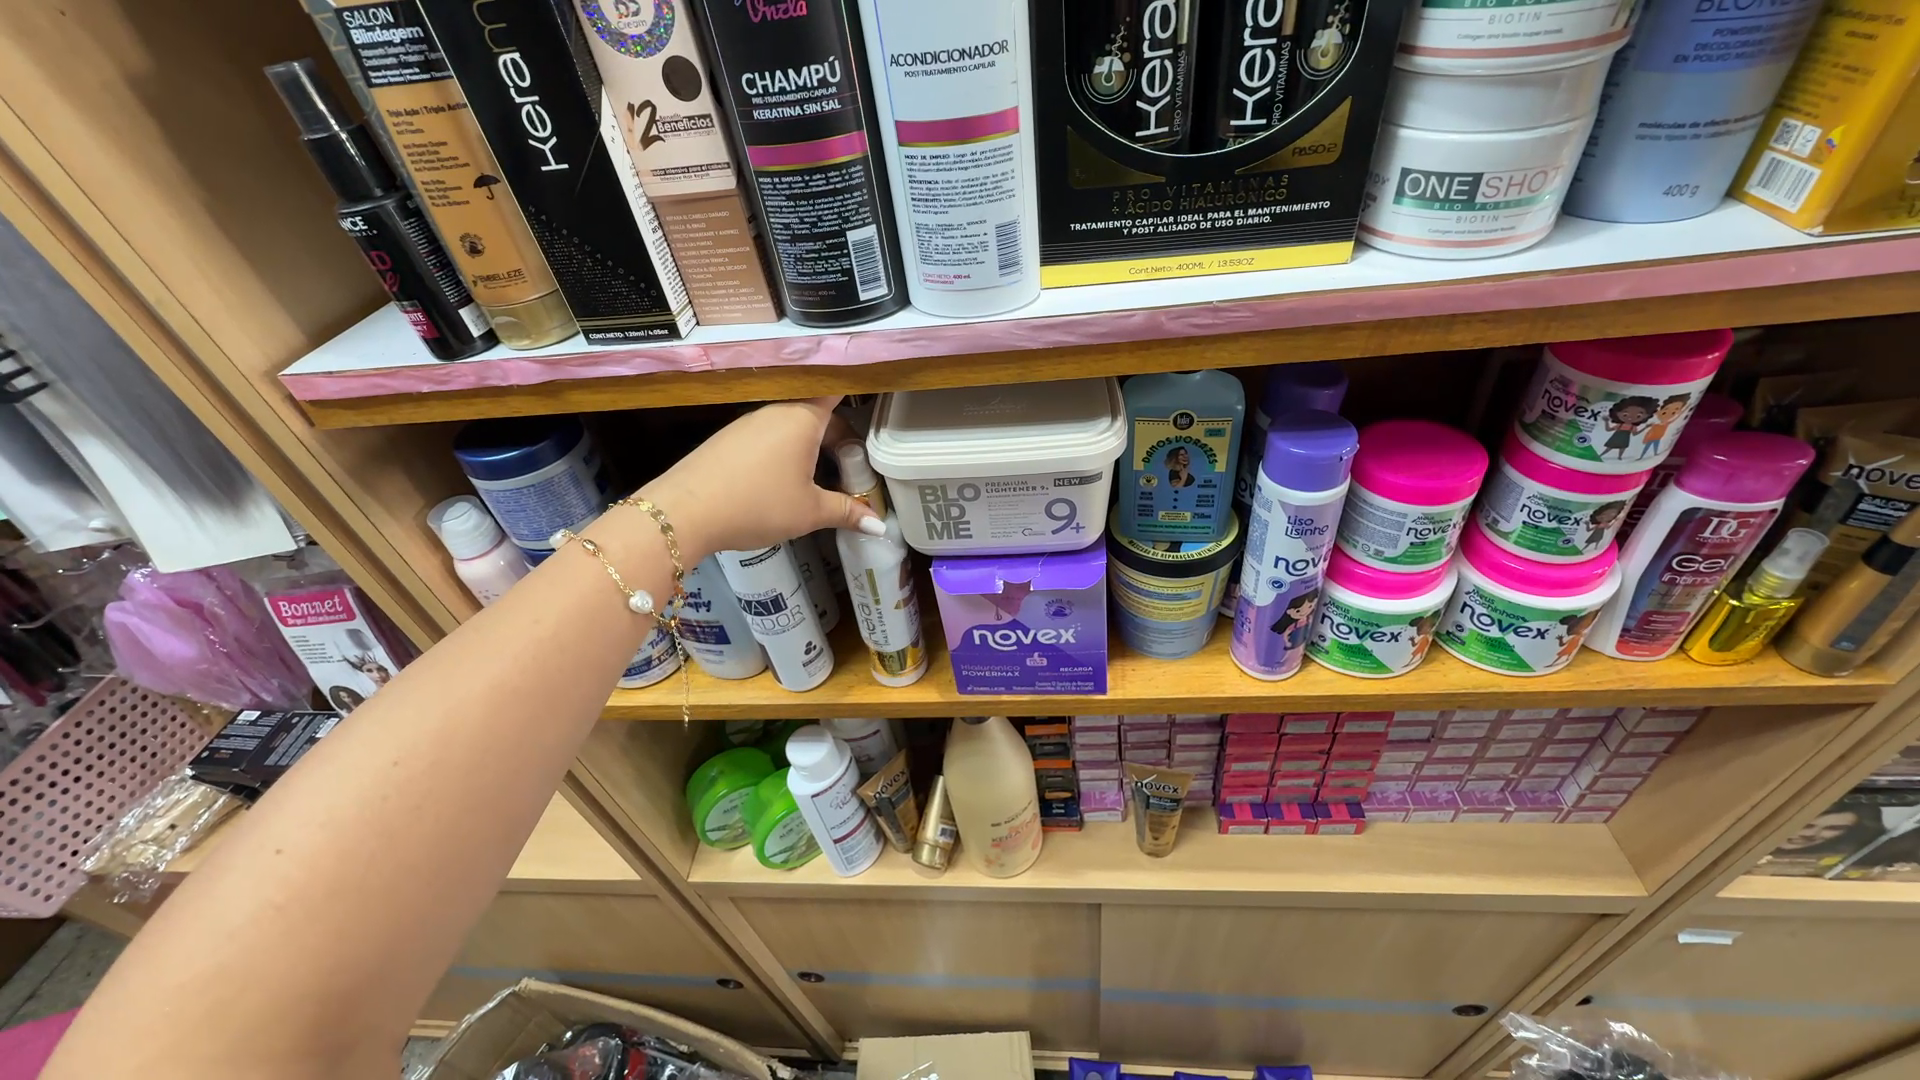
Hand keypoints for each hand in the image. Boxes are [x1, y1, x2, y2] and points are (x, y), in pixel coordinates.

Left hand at [639, 396, 884, 560]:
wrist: (685, 511)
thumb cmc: (758, 504)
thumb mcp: (810, 512)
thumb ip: (846, 512)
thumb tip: (879, 525)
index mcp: (803, 418)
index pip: (835, 391)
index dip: (854, 397)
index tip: (869, 411)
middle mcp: (776, 412)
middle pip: (816, 415)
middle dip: (835, 440)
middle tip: (851, 470)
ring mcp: (747, 424)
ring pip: (790, 428)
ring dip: (808, 449)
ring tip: (819, 483)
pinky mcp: (727, 440)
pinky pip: (767, 439)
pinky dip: (783, 455)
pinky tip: (782, 485)